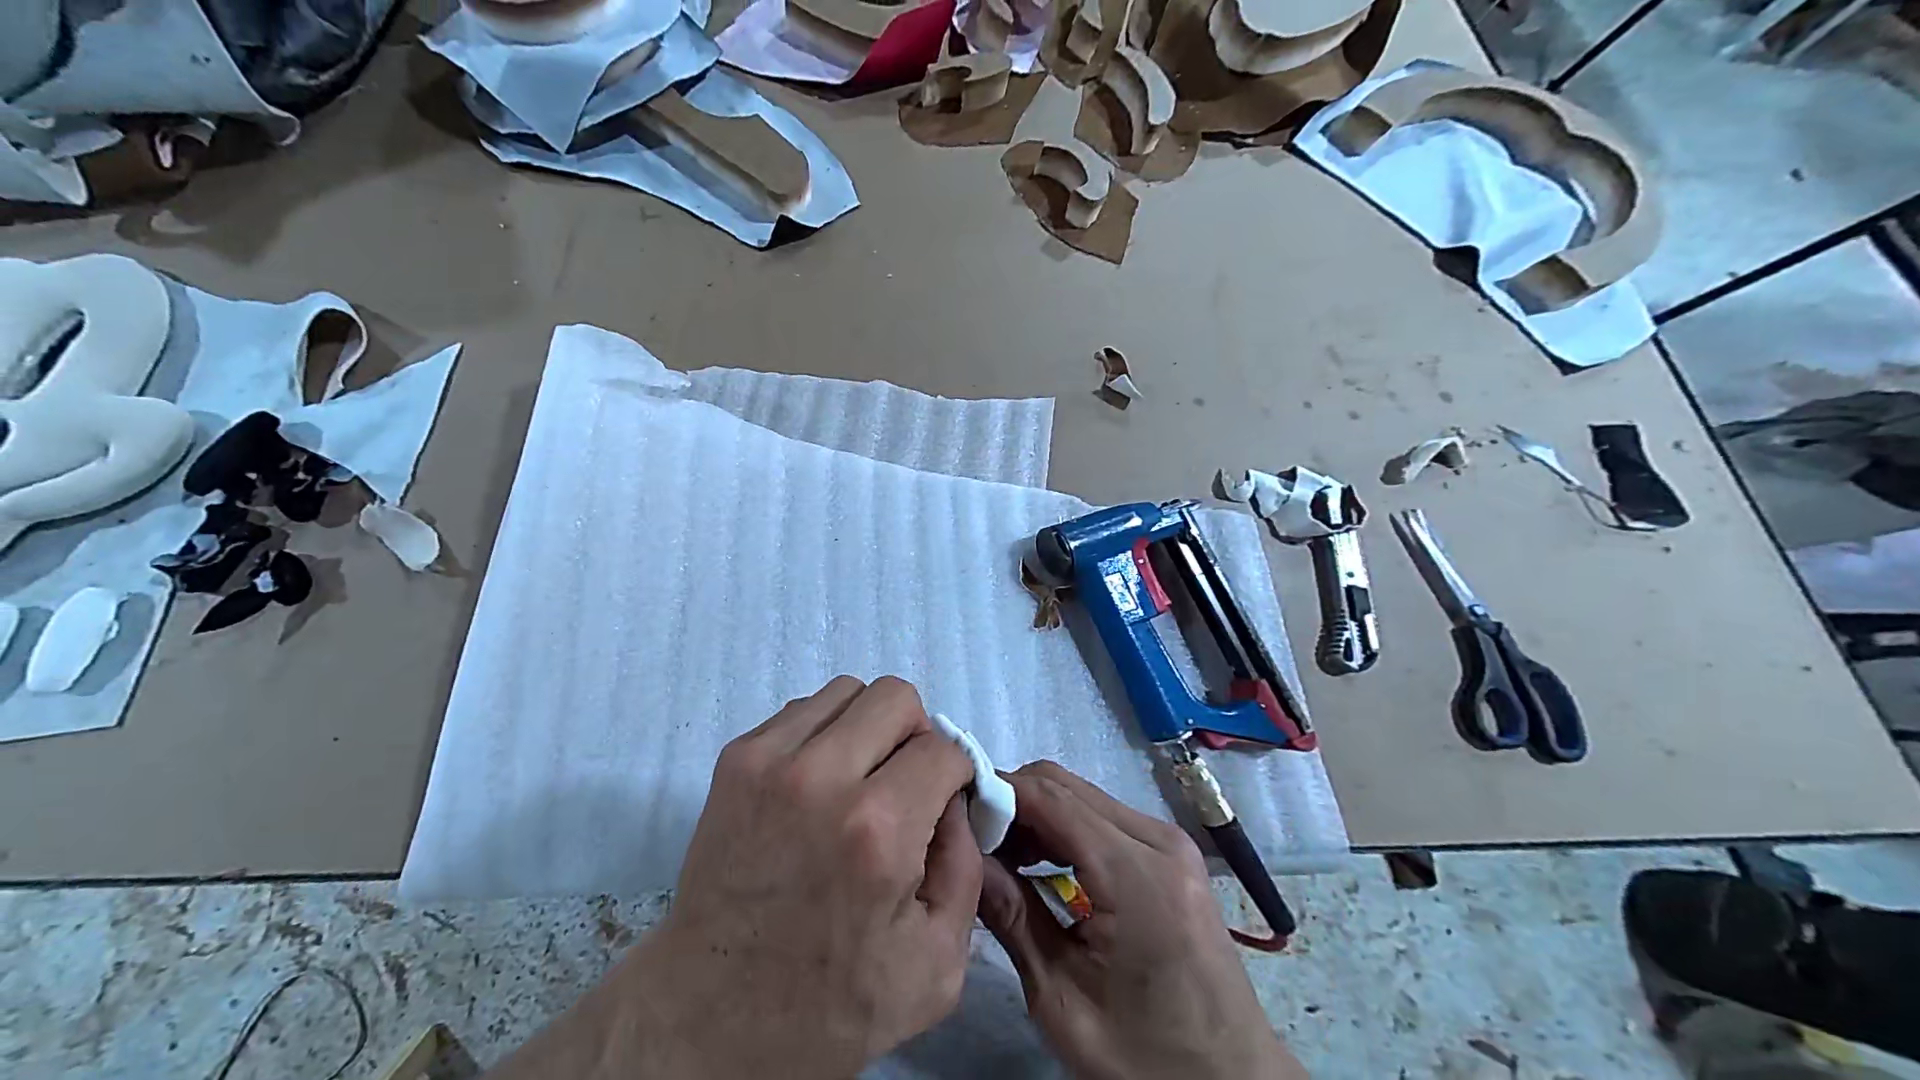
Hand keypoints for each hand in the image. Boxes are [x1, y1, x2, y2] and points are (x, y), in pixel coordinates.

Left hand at [485, 676, 982, 1079]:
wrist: (708, 1015)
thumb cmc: (830, 1003)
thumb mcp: (937, 962)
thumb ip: (965, 864)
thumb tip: (957, 796)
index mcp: (879, 830)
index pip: (944, 750)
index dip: (957, 775)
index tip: (946, 802)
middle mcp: (822, 778)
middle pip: (897, 698)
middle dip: (917, 736)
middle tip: (907, 783)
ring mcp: (769, 761)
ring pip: (848, 691)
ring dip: (870, 727)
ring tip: (862, 779)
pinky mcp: (736, 759)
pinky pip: (804, 709)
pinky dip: (827, 733)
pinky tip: (821, 783)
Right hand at [978, 761, 1306, 1079]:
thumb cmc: (1146, 1057)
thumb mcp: (1063, 1003)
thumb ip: (1013, 919)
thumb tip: (966, 857)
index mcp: (1137, 874)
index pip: (1050, 797)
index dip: (997, 793)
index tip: (955, 815)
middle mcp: (1158, 840)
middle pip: (1065, 786)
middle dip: (1013, 802)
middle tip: (975, 843)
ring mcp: (1169, 842)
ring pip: (1082, 795)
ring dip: (1036, 814)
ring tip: (1001, 859)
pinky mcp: (1170, 853)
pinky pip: (1103, 817)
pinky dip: (1064, 827)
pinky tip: (1041, 865)